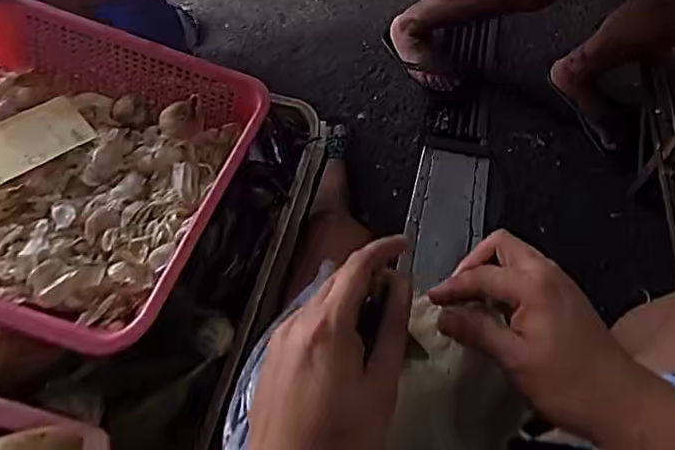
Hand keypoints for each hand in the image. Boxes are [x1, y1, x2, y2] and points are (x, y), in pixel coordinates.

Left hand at [247, 236, 408, 449]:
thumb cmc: (338, 441)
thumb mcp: (380, 384)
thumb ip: (392, 327)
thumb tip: (401, 285)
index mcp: (327, 323)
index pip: (358, 263)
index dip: (384, 248)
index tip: (403, 244)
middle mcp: (298, 321)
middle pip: (338, 277)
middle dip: (368, 275)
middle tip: (394, 292)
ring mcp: (280, 338)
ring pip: (321, 298)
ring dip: (348, 298)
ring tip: (371, 327)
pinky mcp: (272, 356)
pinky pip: (305, 320)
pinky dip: (328, 318)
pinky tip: (343, 348)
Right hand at [427, 231, 648, 441]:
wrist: (619, 399)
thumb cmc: (567, 382)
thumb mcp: (515, 360)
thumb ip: (478, 331)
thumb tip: (445, 315)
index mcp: (532, 282)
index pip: (482, 274)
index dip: (453, 286)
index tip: (432, 299)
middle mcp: (546, 270)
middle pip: (500, 244)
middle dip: (474, 262)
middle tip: (456, 290)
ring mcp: (558, 278)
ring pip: (516, 255)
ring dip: (492, 269)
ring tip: (474, 300)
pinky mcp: (565, 292)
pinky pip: (529, 270)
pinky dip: (508, 279)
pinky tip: (500, 308)